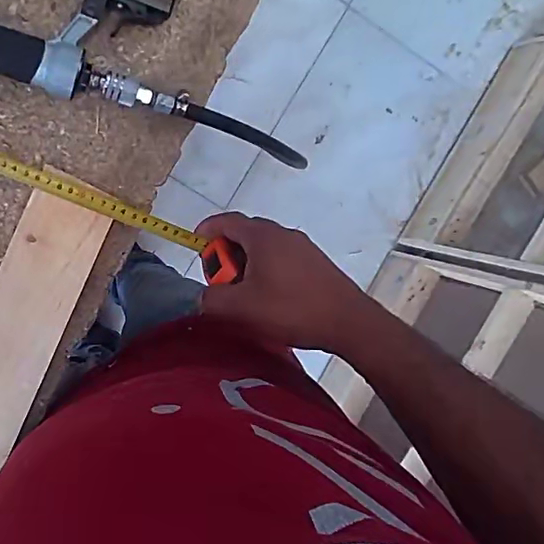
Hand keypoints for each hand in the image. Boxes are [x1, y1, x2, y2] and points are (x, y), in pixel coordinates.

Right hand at [195, 212, 383, 353]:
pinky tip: (270, 299)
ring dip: (247, 266)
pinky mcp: (316, 263)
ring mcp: (303, 247)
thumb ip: (212, 299)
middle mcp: (284, 234)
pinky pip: (281, 259)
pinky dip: (266, 271)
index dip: (206, 230)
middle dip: (226, 255)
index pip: (226, 221)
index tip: (195, 245)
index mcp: (263, 236)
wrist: (348, 322)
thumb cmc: (291, 309)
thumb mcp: (242, 308)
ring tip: (244, 295)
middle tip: (221, 282)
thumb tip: (201, 297)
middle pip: (245, 234)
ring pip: (264, 248)